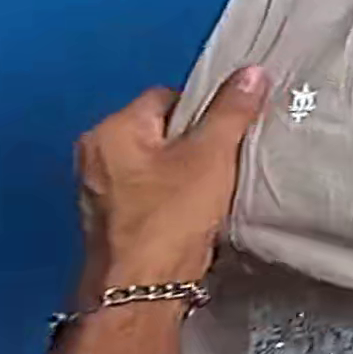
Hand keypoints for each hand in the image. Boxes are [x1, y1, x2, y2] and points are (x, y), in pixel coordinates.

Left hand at [74, 67, 268, 296]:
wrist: (146, 283)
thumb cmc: (175, 209)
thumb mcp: (214, 151)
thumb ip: (232, 109)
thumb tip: (253, 70)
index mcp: (113, 131)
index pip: (171, 95)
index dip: (208, 106)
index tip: (235, 127)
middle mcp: (99, 153)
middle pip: (168, 125)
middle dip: (204, 134)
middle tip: (235, 149)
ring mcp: (104, 184)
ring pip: (166, 154)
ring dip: (197, 160)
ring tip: (226, 173)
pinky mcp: (119, 210)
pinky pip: (160, 179)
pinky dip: (185, 183)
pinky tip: (207, 196)